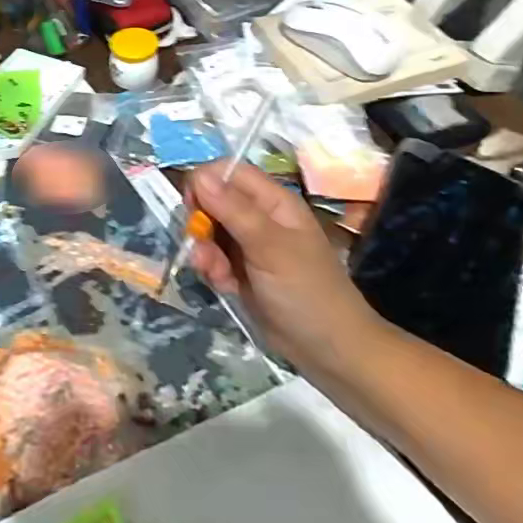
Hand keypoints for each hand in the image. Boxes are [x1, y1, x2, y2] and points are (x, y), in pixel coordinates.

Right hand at [181, 163, 378, 367]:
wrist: (329, 350)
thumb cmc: (306, 290)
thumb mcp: (269, 246)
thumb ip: (233, 209)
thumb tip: (198, 174)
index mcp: (273, 201)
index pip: (227, 172)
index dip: (205, 184)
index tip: (193, 207)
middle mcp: (259, 216)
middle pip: (212, 201)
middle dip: (201, 224)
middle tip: (205, 247)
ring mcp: (249, 244)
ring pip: (209, 231)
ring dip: (205, 251)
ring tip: (218, 274)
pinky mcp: (241, 270)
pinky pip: (213, 258)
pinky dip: (212, 270)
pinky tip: (224, 286)